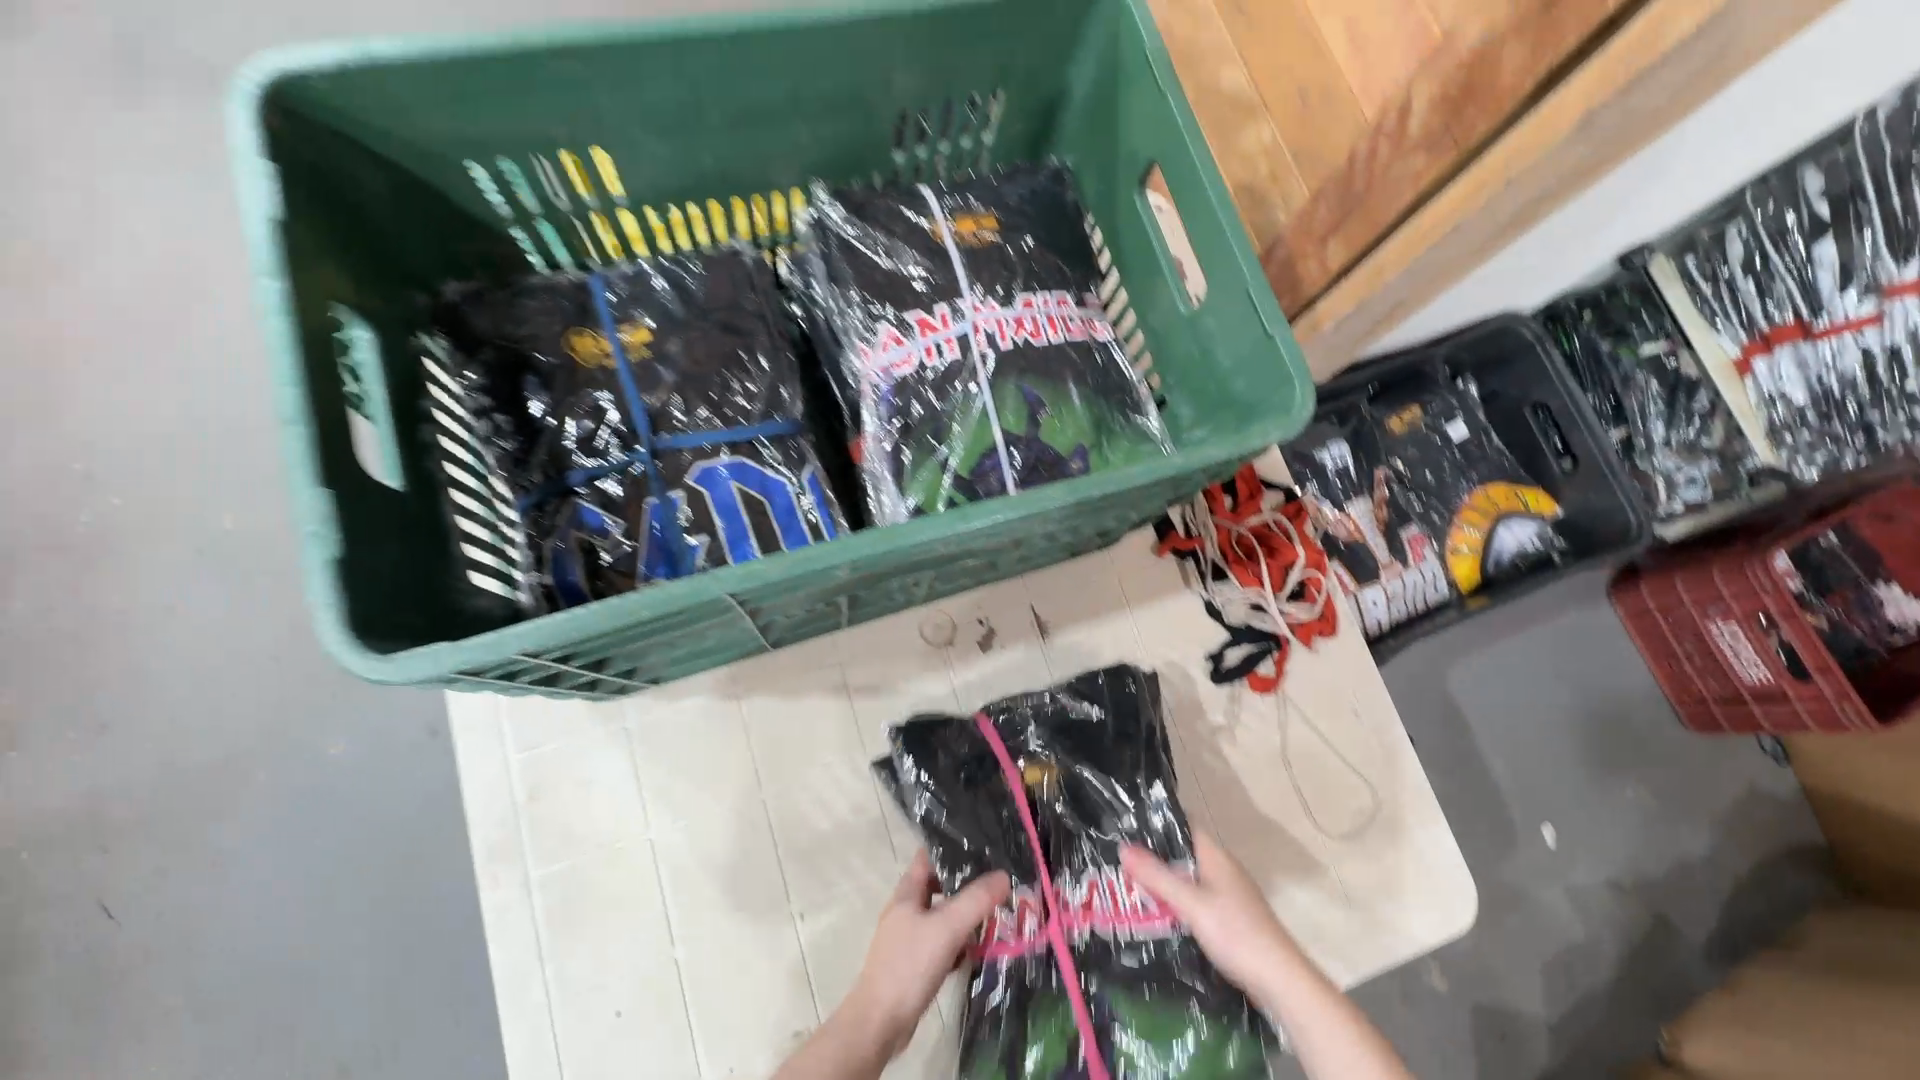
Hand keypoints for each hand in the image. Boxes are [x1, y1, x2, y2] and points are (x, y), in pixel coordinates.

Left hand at [844, 850, 1011, 1059]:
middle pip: (938, 887)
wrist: (881, 1022)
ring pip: (942, 918)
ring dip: (964, 917)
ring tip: (994, 916)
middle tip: (997, 885)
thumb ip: (976, 900)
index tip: (982, 847)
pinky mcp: (915, 965)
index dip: (951, 849)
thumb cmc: (910, 966)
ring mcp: (909, 939)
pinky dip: (958, 945)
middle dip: (965, 886)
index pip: (928, 858)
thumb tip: (1004, 875)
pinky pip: (942, 945)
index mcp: (906, 894)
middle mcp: (906, 912)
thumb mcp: (947, 928)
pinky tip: (975, 953)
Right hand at [1120, 830, 1305, 1005]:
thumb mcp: (1191, 904)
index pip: (1184, 825)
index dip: (1157, 821)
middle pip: (1183, 853)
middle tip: (1118, 860)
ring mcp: (1228, 895)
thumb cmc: (1236, 934)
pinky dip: (1176, 904)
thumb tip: (1123, 847)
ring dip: (1163, 882)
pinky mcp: (1229, 919)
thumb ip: (1158, 877)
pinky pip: (1195, 901)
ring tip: (1128, 886)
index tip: (1125, 824)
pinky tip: (1157, 915)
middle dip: (1153, 856)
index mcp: (1216, 858)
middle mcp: (1223, 871)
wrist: (1279, 980)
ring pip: (1188, 879)